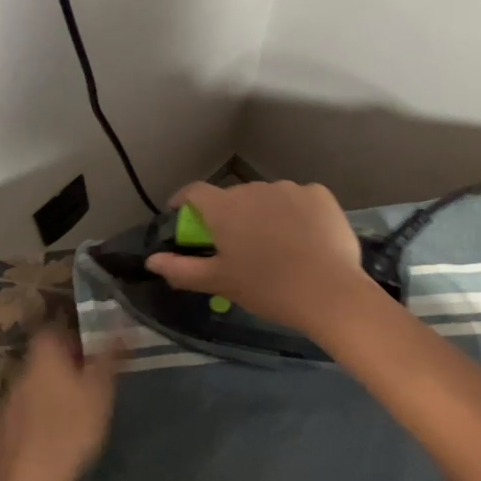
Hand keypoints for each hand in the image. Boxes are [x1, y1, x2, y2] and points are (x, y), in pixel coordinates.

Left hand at [0, 326, 119, 480]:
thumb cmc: (72, 429)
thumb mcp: (101, 390)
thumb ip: (109, 357)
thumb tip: (118, 327)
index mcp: (44, 358)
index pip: (52, 329)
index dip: (70, 333)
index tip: (90, 347)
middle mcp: (19, 375)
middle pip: (41, 359)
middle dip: (62, 366)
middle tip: (88, 381)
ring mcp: (6, 405)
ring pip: (31, 389)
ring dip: (48, 394)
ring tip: (72, 413)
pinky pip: (22, 417)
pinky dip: (36, 421)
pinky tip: (51, 438)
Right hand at [145, 181, 380, 336]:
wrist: (329, 292)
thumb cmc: (268, 289)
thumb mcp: (220, 283)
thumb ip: (181, 269)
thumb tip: (152, 260)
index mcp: (225, 208)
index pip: (194, 192)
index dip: (185, 202)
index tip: (184, 218)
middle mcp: (255, 188)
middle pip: (234, 197)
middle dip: (230, 216)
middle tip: (237, 247)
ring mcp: (290, 188)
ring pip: (268, 198)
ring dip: (264, 215)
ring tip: (276, 247)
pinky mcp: (320, 195)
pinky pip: (299, 200)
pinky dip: (296, 214)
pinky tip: (305, 240)